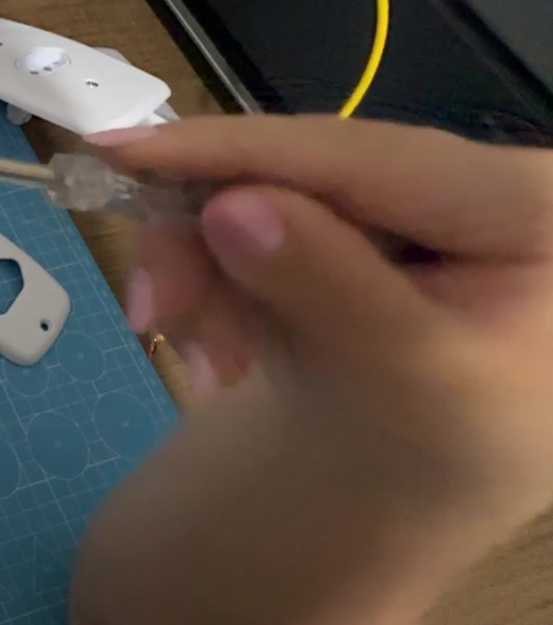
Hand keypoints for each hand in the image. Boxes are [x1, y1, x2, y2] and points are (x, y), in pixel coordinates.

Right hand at [92, 116, 552, 521]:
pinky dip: (199, 280)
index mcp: (523, 205)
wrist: (394, 476)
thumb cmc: (430, 446)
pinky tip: (213, 340)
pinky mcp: (323, 214)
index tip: (112, 150)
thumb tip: (229, 207)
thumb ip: (329, 286)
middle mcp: (449, 179)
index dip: (225, 148)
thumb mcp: (406, 381)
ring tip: (200, 355)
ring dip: (193, 274)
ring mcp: (380, 195)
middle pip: (278, 172)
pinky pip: (222, 219)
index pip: (351, 156)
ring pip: (232, 194)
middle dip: (200, 244)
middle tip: (153, 315)